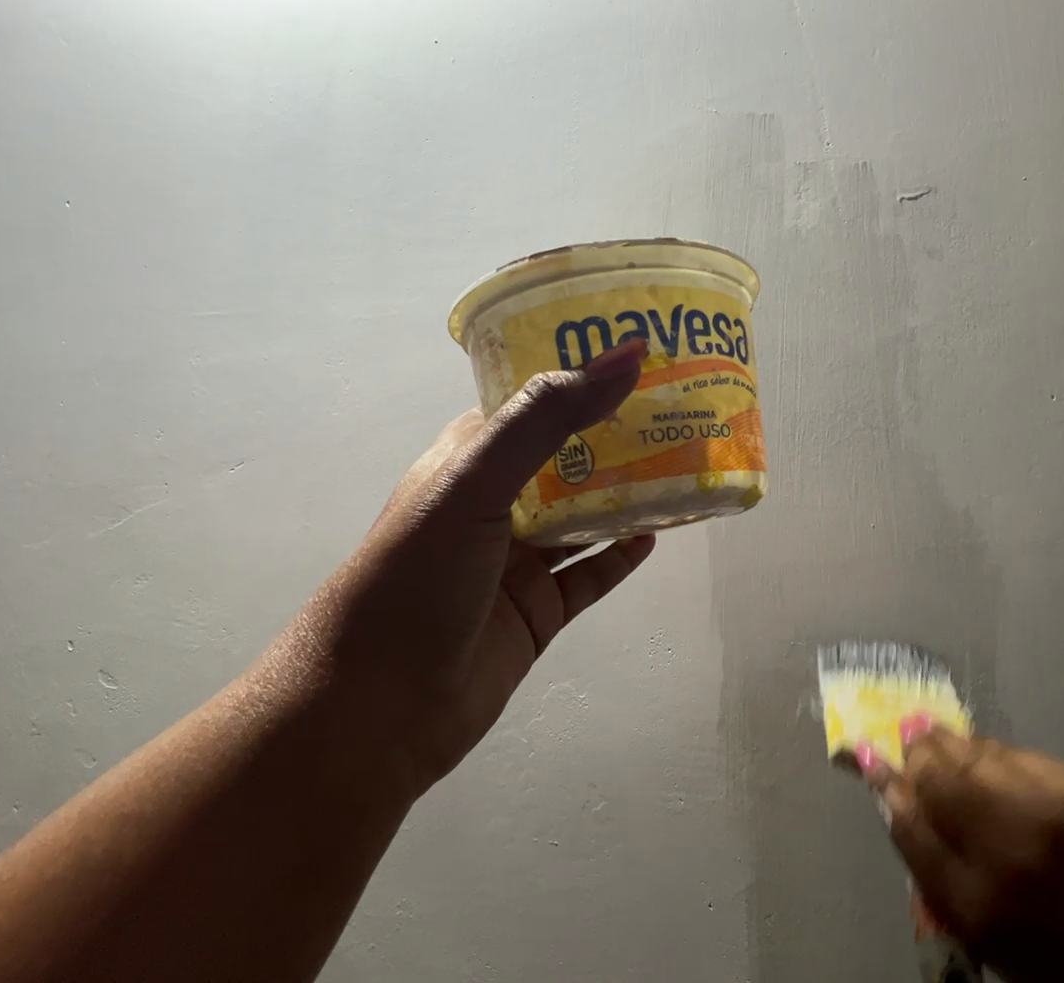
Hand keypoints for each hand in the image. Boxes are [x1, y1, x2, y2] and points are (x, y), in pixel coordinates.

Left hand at [313, 338, 656, 794]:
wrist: (378, 708)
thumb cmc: (418, 575)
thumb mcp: (476, 480)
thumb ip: (547, 418)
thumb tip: (627, 356)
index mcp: (467, 459)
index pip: (531, 402)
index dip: (580, 377)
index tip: (641, 356)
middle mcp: (494, 503)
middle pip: (567, 458)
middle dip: (617, 435)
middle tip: (681, 406)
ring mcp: (516, 560)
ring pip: (584, 517)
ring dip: (628, 494)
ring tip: (686, 464)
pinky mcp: (537, 611)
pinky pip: (589, 574)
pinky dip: (621, 555)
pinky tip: (658, 535)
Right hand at [866, 725, 1063, 981]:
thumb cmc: (1054, 948)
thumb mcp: (981, 931)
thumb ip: (932, 866)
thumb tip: (895, 796)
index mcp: (974, 900)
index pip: (908, 821)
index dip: (887, 787)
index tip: (873, 765)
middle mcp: (1004, 848)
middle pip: (933, 773)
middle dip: (914, 755)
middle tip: (912, 752)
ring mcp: (1043, 807)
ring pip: (967, 750)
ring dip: (947, 745)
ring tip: (942, 747)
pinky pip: (1007, 750)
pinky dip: (986, 752)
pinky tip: (986, 762)